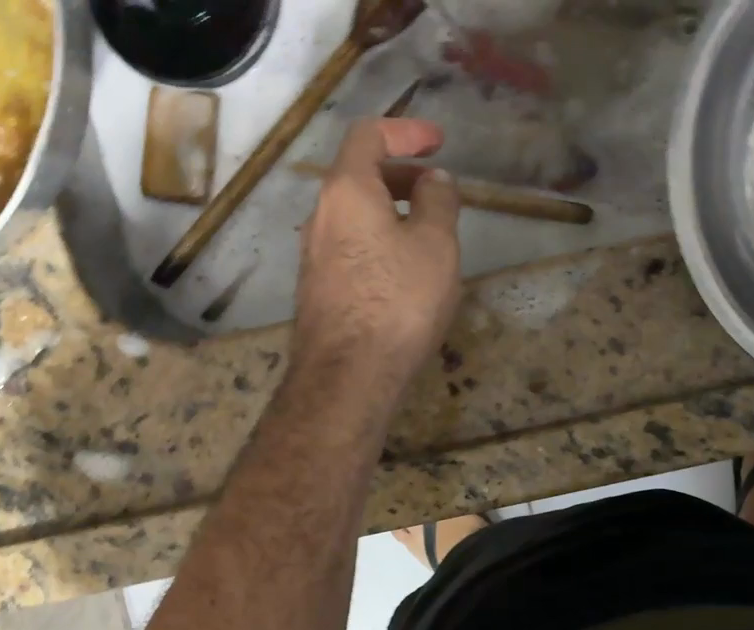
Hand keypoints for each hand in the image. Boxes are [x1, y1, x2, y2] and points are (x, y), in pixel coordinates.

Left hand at [293, 118, 462, 388]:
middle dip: (400, 174)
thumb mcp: (435, 246)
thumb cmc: (399, 303)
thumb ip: (438, 203)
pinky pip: (352, 247)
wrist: (348, 374)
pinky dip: (379, 242)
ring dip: (390, 212)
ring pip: (355, 215)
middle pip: (358, 175)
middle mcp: (322, 214)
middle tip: (436, 190)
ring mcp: (315, 253)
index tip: (437, 142)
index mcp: (348, 189)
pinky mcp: (320, 288)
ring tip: (427, 234)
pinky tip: (404, 273)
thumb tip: (434, 179)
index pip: (369, 136)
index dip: (405, 131)